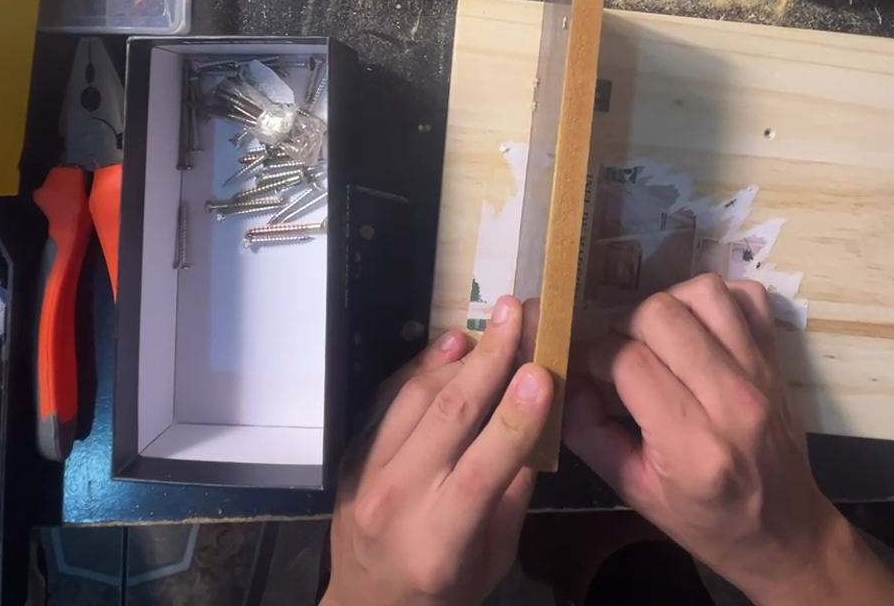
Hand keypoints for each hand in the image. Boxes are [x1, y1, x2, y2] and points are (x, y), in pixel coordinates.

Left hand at [326, 296, 551, 605]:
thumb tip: (533, 421)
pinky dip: (423, 366)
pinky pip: (390, 397)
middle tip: (516, 315)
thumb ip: (512, 493)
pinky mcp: (352, 451)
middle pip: (448, 416)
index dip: (515, 416)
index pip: (484, 467)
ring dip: (458, 356)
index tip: (541, 370)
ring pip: (416, 396)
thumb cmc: (442, 592)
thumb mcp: (492, 561)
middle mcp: (398, 499)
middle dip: (489, 359)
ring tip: (490, 328)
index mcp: (441, 540)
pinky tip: (450, 345)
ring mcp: (367, 472)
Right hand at [564, 275, 893, 604]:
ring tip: (657, 336)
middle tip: (618, 351)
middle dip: (624, 325)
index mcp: (694, 447)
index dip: (594, 353)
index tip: (585, 366)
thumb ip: (588, 431)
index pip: (628, 361)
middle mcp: (732, 402)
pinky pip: (746, 295)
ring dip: (668, 304)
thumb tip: (562, 375)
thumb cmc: (705, 518)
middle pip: (660, 314)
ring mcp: (760, 373)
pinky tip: (697, 327)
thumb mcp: (633, 489)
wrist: (788, 534)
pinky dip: (716, 300)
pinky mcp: (776, 356)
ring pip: (702, 292)